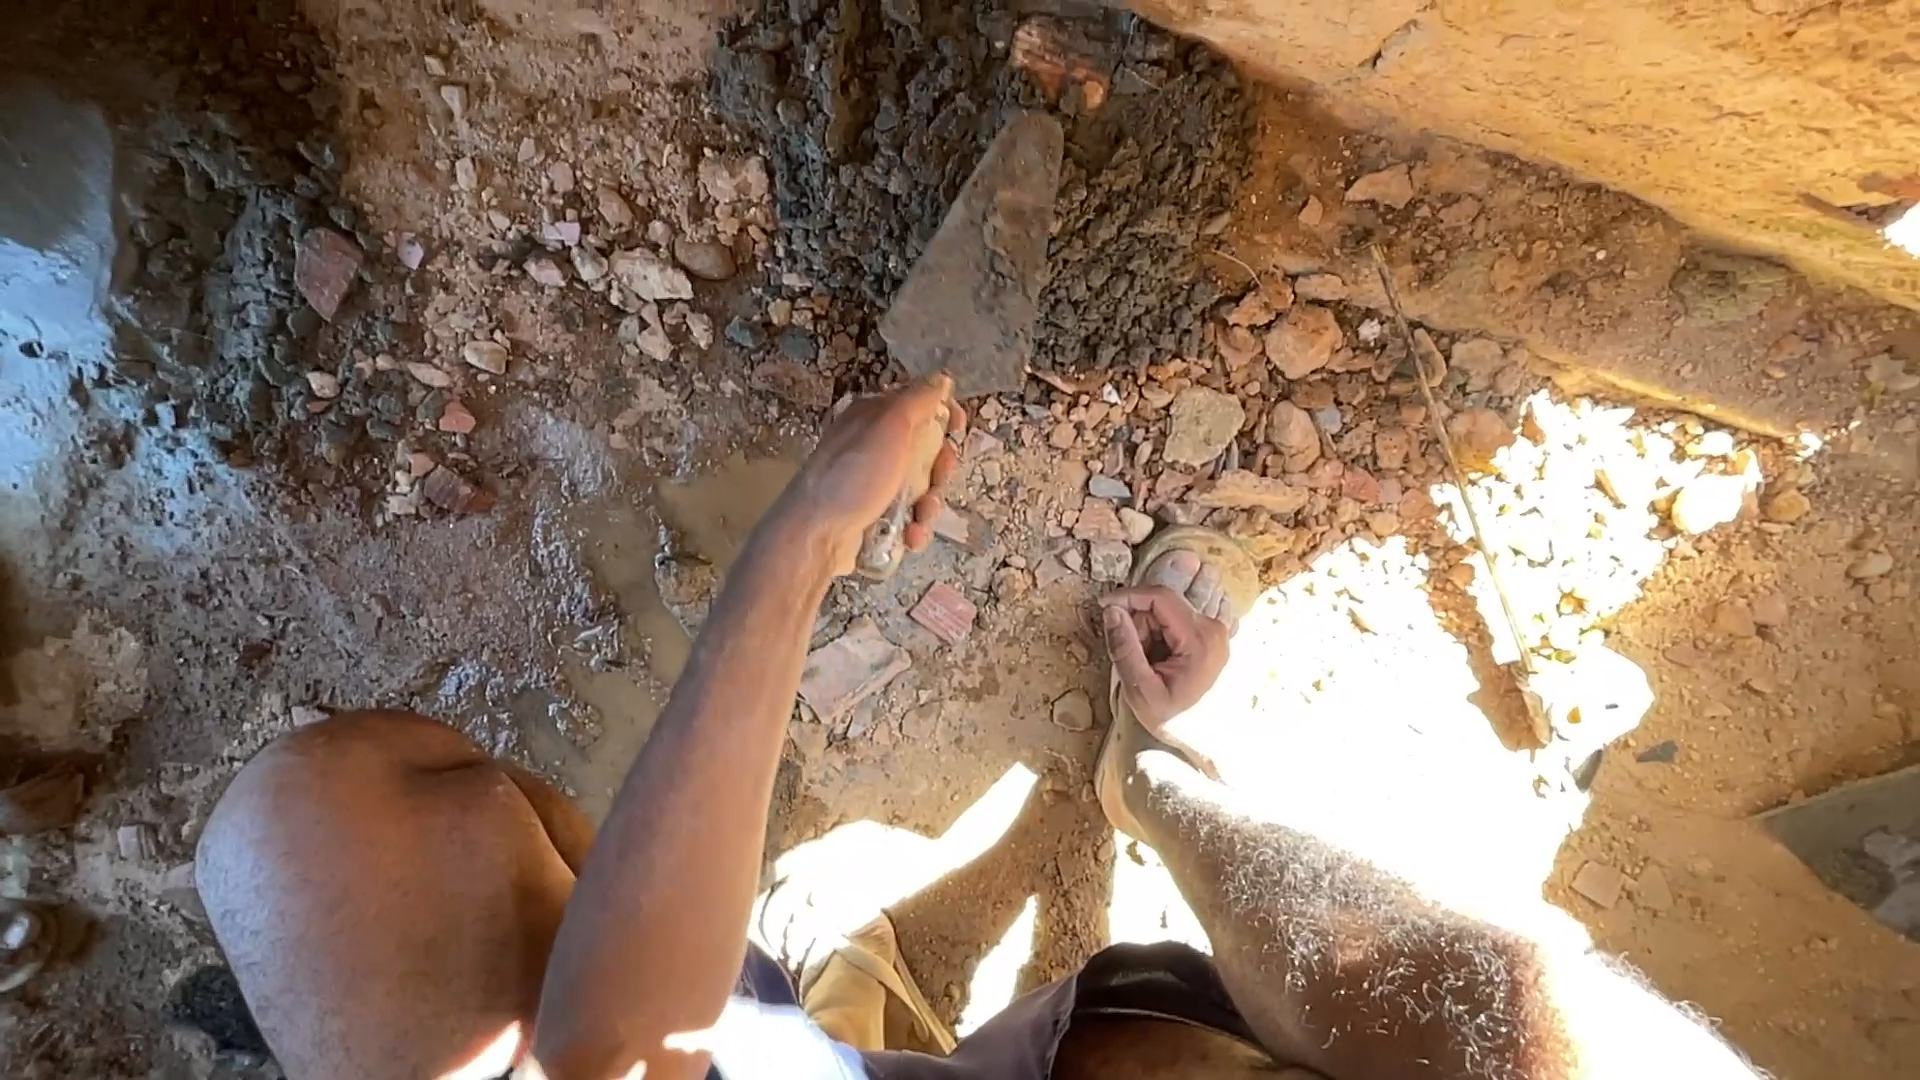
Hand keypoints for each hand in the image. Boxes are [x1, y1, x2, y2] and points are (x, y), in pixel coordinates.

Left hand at [778, 375, 965, 576]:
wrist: (816, 534)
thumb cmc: (854, 474)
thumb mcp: (889, 425)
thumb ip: (918, 399)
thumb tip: (942, 378)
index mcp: (874, 418)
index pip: (919, 405)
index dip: (944, 415)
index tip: (959, 429)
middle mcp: (874, 448)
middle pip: (927, 451)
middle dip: (940, 470)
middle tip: (937, 480)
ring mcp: (873, 485)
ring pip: (921, 490)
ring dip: (929, 505)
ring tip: (920, 517)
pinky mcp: (874, 518)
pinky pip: (908, 520)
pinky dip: (915, 529)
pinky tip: (910, 537)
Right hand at [1100, 586, 1229, 735]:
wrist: (1209, 740)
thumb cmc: (1176, 721)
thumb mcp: (1141, 690)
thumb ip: (1124, 648)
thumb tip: (1111, 610)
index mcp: (1200, 639)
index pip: (1160, 596)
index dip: (1127, 596)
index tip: (1102, 608)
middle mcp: (1213, 627)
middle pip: (1162, 603)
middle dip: (1137, 622)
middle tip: (1133, 656)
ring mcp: (1216, 629)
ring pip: (1167, 611)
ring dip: (1148, 629)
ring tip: (1148, 662)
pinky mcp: (1212, 634)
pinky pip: (1176, 620)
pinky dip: (1160, 633)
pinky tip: (1160, 658)